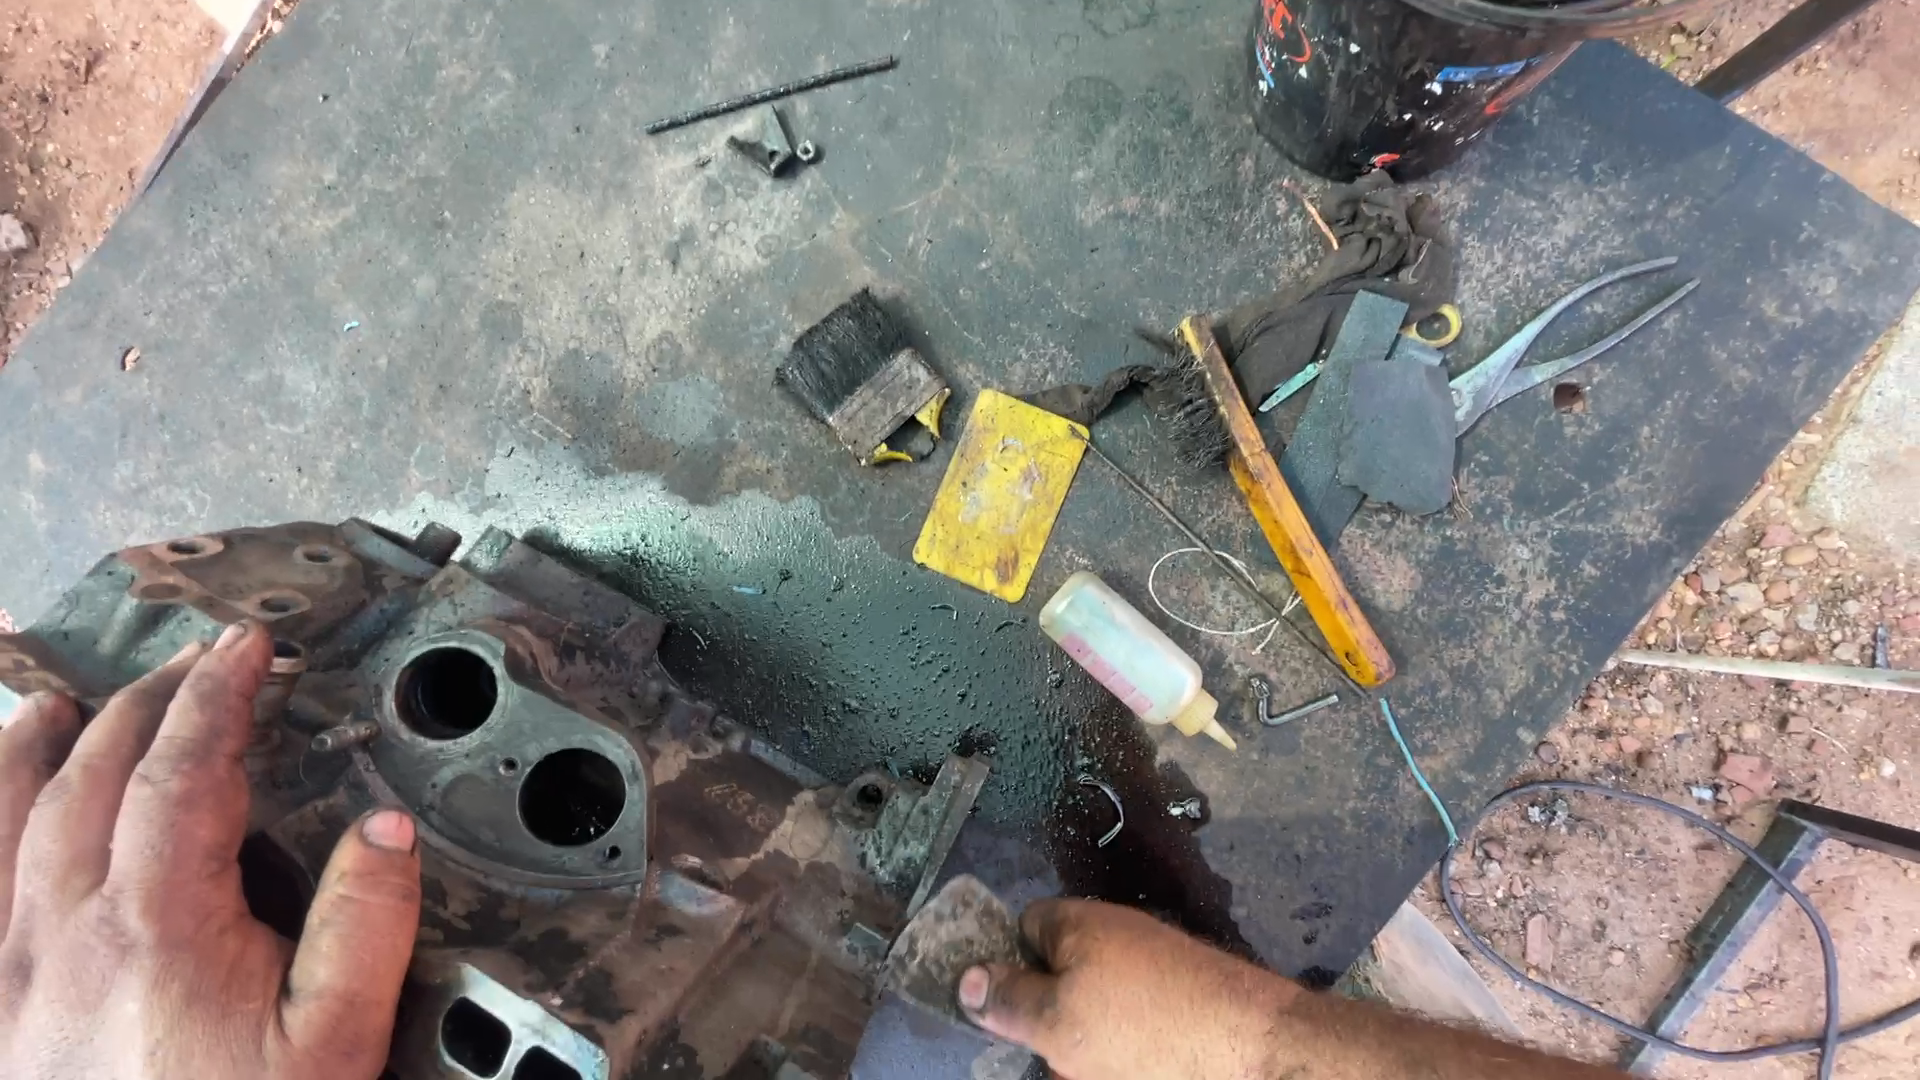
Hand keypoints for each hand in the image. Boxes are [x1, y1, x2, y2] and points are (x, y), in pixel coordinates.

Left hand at [0, 621, 421, 1079]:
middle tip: (199, 661)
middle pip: (93, 786)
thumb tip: (386, 824)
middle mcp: (65, 939)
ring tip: (46, 702)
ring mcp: (8, 978)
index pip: (185, 777)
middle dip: (147, 705)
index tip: (250, 648)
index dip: (217, 699)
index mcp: (161, 928)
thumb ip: (369, 921)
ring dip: (26, 755)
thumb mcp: (339, 1032)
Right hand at [958, 898, 1301, 1079]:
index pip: (1024, 927)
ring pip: (1097, 1004)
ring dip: (1090, 1044)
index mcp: (1077, 921)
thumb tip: (963, 977)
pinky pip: (1133, 1020)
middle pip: (1060, 971)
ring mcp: (1151, 963)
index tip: (1012, 1016)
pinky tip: (1131, 1067)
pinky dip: (1126, 1049)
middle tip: (1060, 1062)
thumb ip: (1010, 1000)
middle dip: (1053, 1020)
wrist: (1255, 1047)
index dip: (1011, 967)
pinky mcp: (1180, 995)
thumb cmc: (1143, 1027)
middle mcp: (1114, 932)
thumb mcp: (1060, 1022)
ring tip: (1100, 1070)